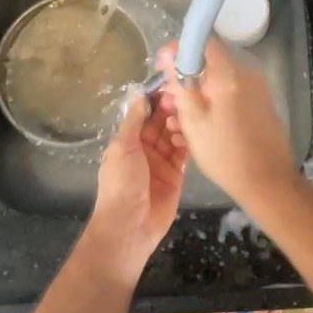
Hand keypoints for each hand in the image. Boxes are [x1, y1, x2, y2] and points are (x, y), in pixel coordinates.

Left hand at [85, 93, 187, 282]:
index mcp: (128, 142)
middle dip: (170, 111)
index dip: (155, 102)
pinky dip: (187, 143)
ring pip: (173, 136)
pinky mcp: (176, 175)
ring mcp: (161, 162)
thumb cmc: (121, 184)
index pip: (144, 115)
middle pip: (160, 124)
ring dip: (178, 126)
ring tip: (184, 121)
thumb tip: (140, 93)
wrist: (129, 227)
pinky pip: (183, 154)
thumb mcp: (123, 148)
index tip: (169, 86)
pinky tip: (191, 135)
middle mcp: (145, 149)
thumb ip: (134, 121)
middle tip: (182, 99)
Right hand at [158, 38, 296, 207]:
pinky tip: (201, 124)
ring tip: (179, 118)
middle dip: (185, 77)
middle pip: (210, 62)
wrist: (267, 181)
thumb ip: (181, 82)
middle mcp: (246, 73)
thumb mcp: (193, 119)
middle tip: (167, 101)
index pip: (202, 42)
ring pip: (219, 80)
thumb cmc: (224, 152)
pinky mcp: (261, 102)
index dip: (178, 51)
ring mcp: (257, 88)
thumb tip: (169, 53)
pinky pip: (231, 92)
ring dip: (198, 92)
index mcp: (230, 73)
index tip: (162, 69)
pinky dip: (214, 101)